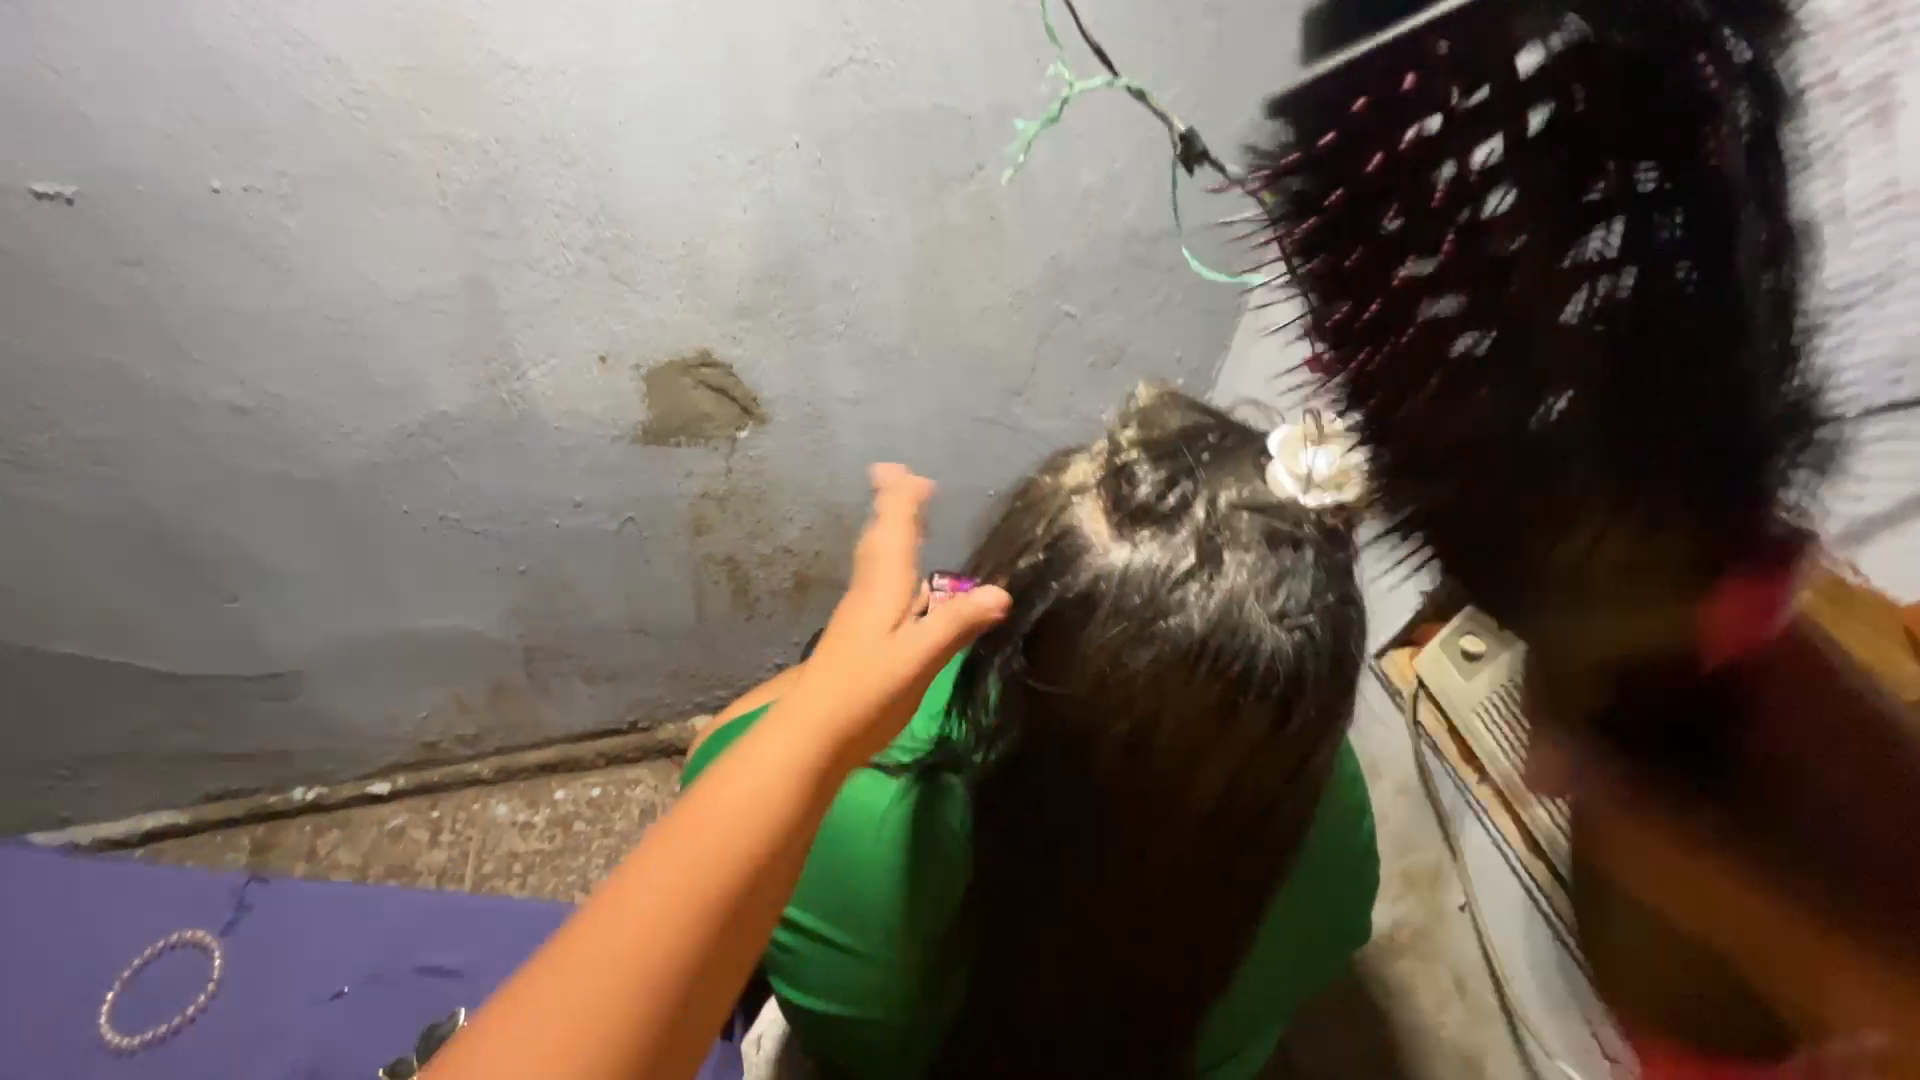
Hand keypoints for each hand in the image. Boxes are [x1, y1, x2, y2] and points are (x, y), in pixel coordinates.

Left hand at [778, 464, 1010, 765]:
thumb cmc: (866, 693)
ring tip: (901, 515)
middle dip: (890, 506)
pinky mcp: (859, 636)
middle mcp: (869, 591)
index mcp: (883, 587)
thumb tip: (1002, 592)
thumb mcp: (918, 660)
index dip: (901, 500)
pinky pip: (877, 582)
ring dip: (888, 531)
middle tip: (896, 476)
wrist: (813, 734)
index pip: (893, 531)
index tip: (908, 471)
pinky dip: (890, 563)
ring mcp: (861, 614)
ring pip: (875, 560)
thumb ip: (956, 625)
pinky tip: (899, 582)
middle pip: (879, 538)